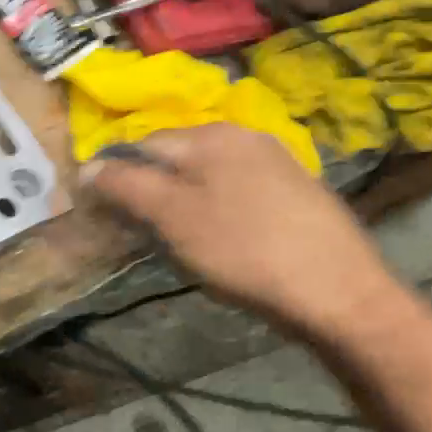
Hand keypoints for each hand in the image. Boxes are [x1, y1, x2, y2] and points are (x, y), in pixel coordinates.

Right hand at [82, 124, 395, 335]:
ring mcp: (275, 163)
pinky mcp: (297, 192)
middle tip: (143, 235)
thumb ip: (125, 185)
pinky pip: (235, 191)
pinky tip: (222, 243)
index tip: (107, 217)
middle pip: (174, 158)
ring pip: (205, 176)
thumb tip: (86, 166)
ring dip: (181, 202)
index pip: (140, 145)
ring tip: (179, 242)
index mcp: (211, 135)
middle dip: (150, 190)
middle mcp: (243, 136)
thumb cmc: (245, 252)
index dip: (116, 178)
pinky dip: (215, 210)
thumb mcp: (172, 217)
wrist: (344, 296)